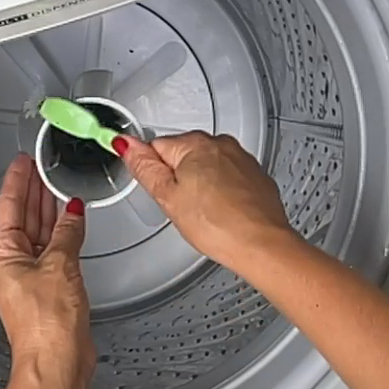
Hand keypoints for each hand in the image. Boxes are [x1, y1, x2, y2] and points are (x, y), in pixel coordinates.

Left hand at [0, 155, 93, 380]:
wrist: (57, 361)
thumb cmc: (46, 324)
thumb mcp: (60, 265)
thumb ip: (68, 233)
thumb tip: (73, 213)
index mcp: (1, 254)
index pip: (8, 205)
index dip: (17, 180)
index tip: (22, 161)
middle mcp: (10, 264)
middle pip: (20, 217)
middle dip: (32, 191)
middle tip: (40, 167)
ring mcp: (28, 276)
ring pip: (36, 232)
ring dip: (47, 209)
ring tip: (55, 186)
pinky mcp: (46, 288)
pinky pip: (51, 249)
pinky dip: (59, 232)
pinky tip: (69, 221)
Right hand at [115, 132, 297, 270]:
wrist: (262, 244)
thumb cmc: (219, 225)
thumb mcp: (168, 198)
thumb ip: (145, 167)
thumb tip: (126, 144)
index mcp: (195, 143)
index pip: (156, 147)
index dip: (154, 174)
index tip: (163, 193)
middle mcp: (221, 143)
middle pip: (183, 155)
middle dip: (179, 179)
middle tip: (184, 207)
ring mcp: (242, 158)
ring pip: (207, 167)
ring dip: (202, 185)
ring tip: (205, 213)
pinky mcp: (256, 175)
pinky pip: (229, 178)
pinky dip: (223, 192)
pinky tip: (222, 212)